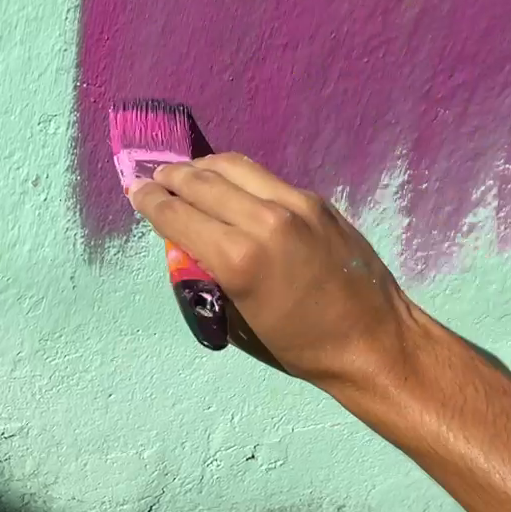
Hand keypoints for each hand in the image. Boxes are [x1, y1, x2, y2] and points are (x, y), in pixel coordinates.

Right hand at [128, 153, 421, 390]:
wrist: (376, 342)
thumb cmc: (297, 345)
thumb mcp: (235, 317)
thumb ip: (204, 269)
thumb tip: (183, 236)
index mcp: (237, 259)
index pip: (177, 214)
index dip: (148, 200)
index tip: (134, 191)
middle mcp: (263, 221)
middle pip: (200, 181)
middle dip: (169, 177)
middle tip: (154, 178)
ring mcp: (294, 205)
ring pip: (232, 166)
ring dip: (201, 167)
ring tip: (186, 173)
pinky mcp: (316, 200)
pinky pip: (263, 176)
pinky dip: (235, 176)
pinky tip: (228, 184)